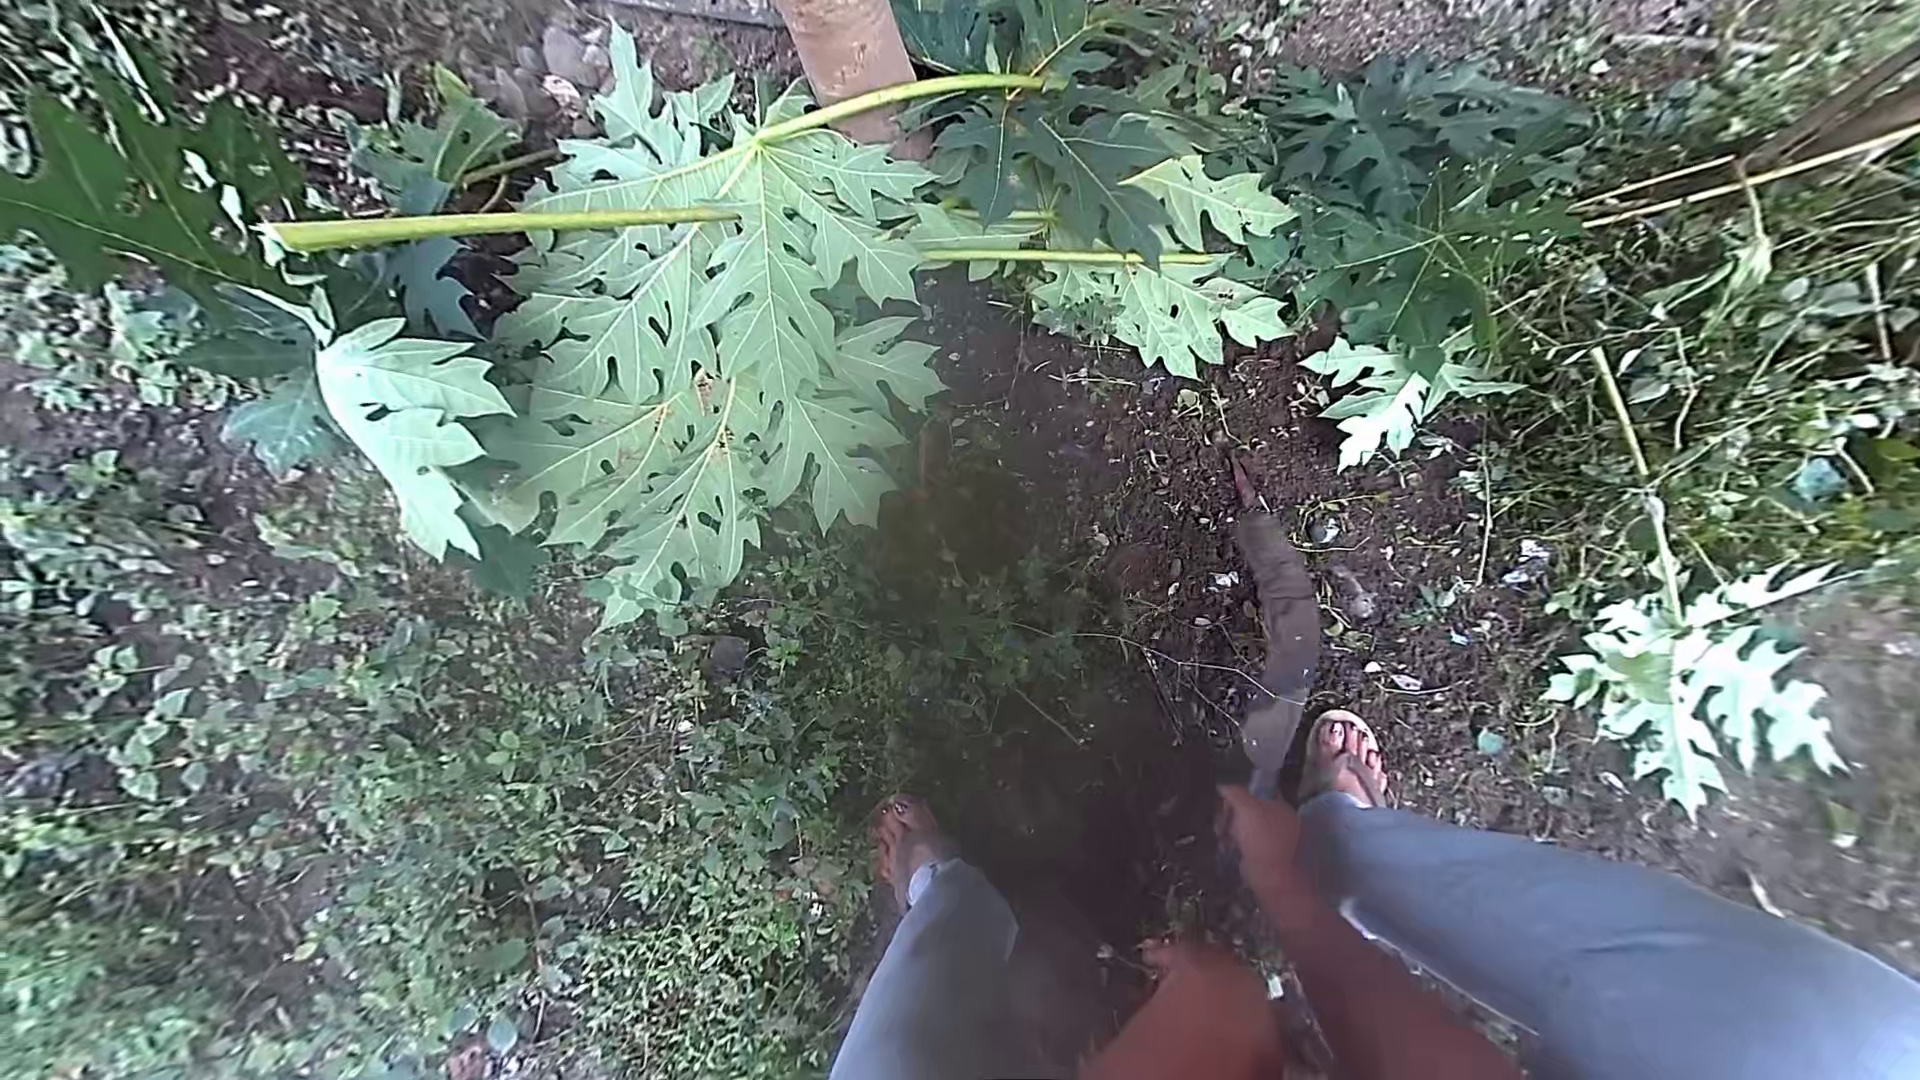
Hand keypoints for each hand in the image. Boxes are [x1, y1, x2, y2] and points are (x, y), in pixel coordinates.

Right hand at [1217, 785, 1316, 922]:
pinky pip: (1243, 839)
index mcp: (1281, 806)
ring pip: (1242, 823)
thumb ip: (1233, 790)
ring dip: (1228, 826)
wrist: (1271, 879)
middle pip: (1247, 806)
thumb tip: (1223, 784)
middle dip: (1230, 810)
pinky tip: (1226, 843)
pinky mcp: (1263, 854)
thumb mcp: (1244, 806)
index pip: (1256, 789)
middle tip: (1221, 817)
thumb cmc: (1261, 838)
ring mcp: (1273, 839)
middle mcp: (1280, 820)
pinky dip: (1233, 840)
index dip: (1238, 791)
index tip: (1225, 797)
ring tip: (1221, 832)